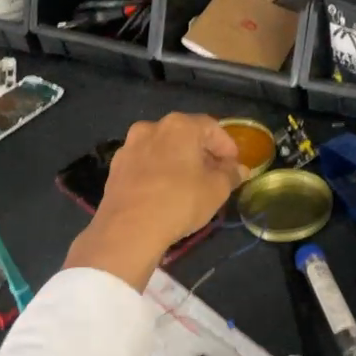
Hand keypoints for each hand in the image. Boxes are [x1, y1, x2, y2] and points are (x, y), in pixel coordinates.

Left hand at [64, 113, 240, 289]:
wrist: (128, 229)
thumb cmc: (180, 202)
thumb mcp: (216, 190)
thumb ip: (230, 174)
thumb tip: (239, 169)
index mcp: (179, 126)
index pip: (211, 127)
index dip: (226, 146)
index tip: (234, 164)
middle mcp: (151, 128)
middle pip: (184, 135)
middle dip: (201, 152)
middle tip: (214, 174)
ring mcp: (129, 147)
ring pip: (162, 149)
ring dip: (178, 161)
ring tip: (189, 184)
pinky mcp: (115, 168)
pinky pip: (145, 164)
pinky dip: (158, 172)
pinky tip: (164, 191)